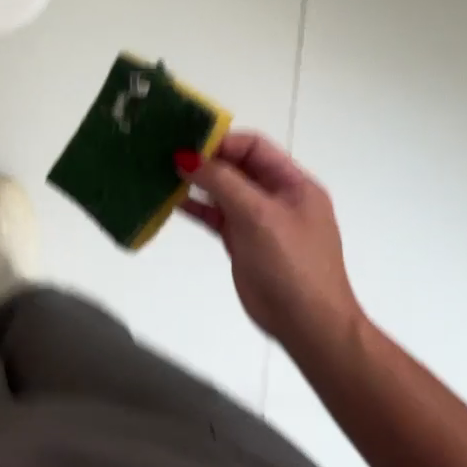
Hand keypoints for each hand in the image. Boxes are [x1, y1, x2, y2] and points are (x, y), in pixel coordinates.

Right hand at [178, 132, 364, 357]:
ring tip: (160, 172)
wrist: (307, 325)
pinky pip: (213, 213)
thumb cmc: (290, 263)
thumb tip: (184, 157)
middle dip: (202, 158)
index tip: (184, 143)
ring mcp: (257, 219)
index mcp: (293, 184)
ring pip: (221, 189)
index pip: (253, 147)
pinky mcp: (241, 239)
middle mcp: (275, 196)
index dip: (220, 141)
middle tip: (164, 153)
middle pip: (235, 165)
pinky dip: (193, 206)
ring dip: (194, 181)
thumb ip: (221, 181)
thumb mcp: (257, 215)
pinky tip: (168, 200)